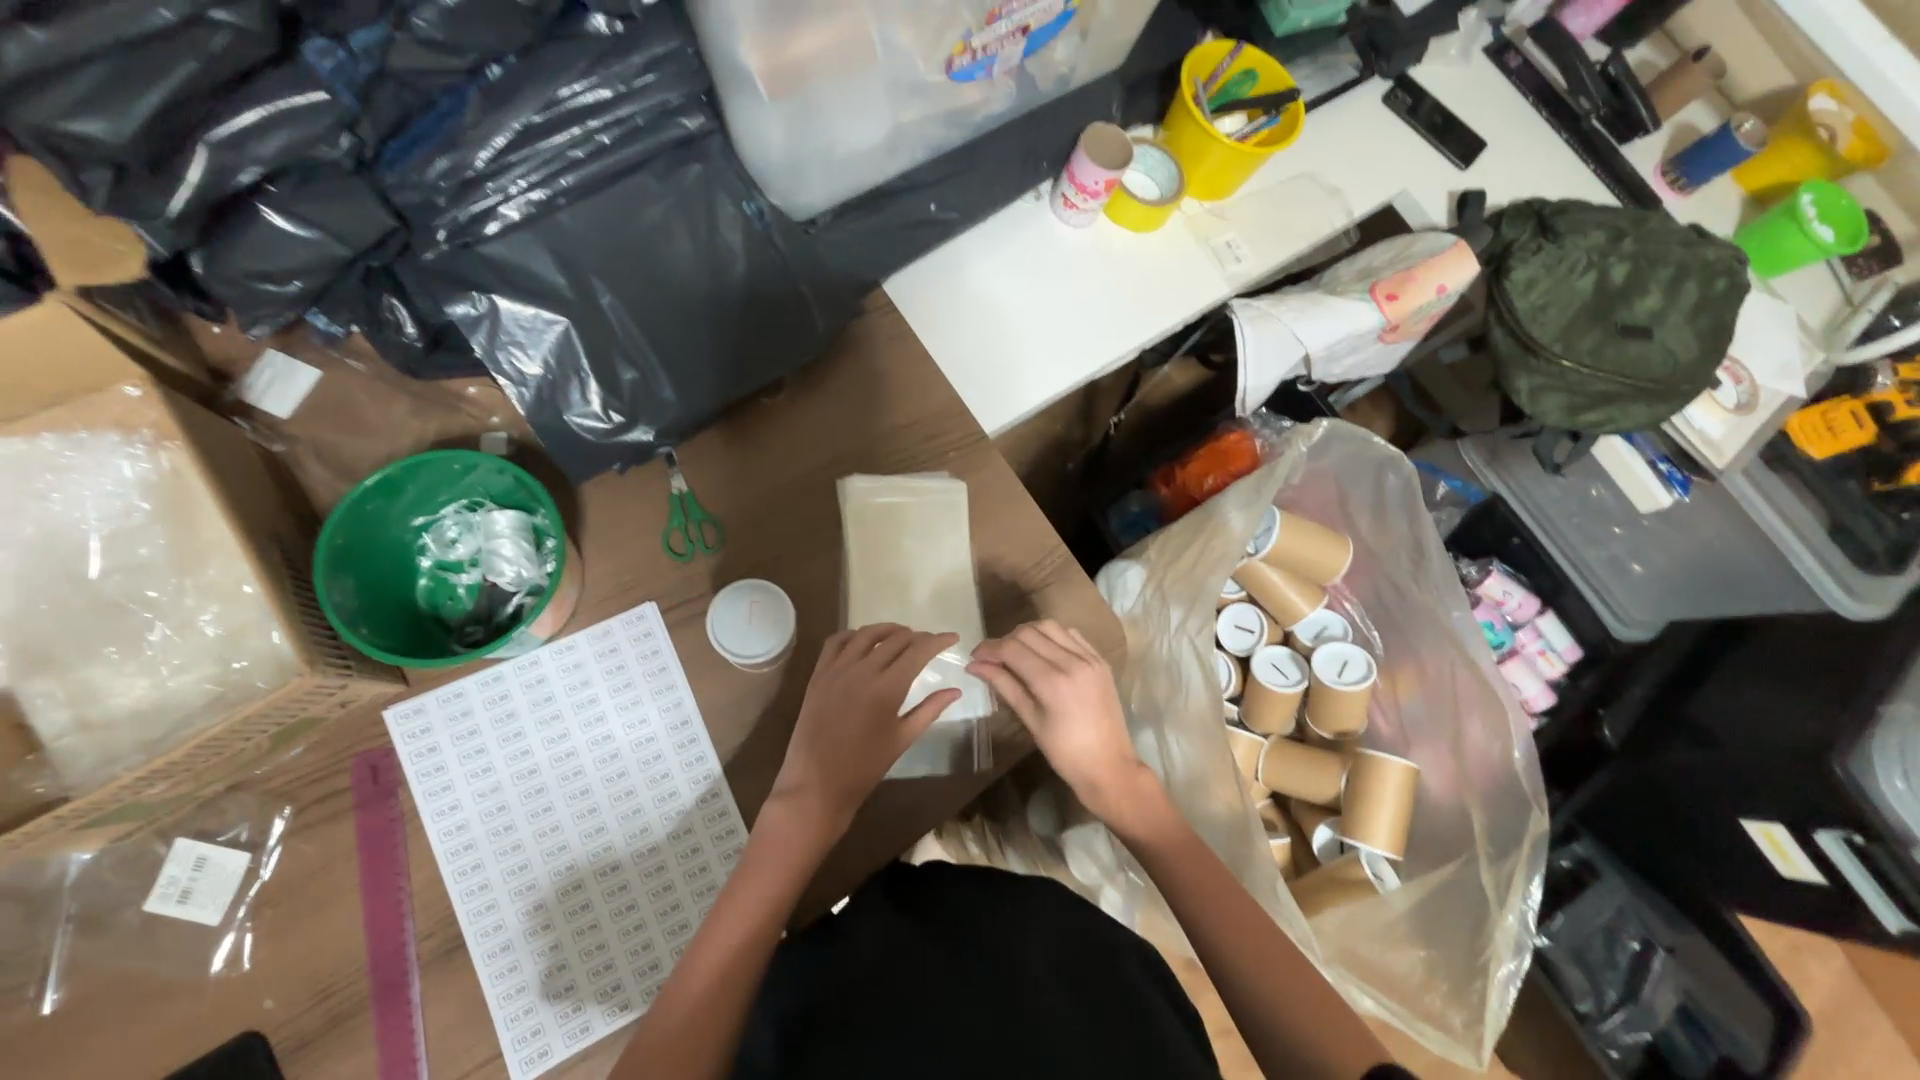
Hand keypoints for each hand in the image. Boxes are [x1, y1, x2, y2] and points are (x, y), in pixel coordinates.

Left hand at [770, 624, 961, 836]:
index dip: (938, 641)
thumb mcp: (903, 739)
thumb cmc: (865, 767)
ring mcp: (836, 670)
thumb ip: (930, 710)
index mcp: (887, 688)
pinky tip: (863, 641)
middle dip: (917, 637)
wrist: (817, 783)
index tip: (952, 638)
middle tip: (929, 643)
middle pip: (895, 639)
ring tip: (901, 635)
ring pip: (866, 634)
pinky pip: (836, 642)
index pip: (918, 651)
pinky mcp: (818, 675)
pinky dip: (854, 635)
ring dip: (888, 630)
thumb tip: (955, 690)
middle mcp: (862, 670)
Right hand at [967, 621, 1158, 825]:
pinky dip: (1052, 636)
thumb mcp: (1031, 720)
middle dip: (1005, 640)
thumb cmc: (1065, 752)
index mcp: (1053, 682)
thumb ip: (1005, 686)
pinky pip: (1071, 634)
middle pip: (1029, 632)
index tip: (974, 657)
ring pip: (1050, 626)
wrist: (1109, 765)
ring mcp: (1090, 658)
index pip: (1012, 649)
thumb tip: (976, 666)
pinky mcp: (1101, 660)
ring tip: (1017, 652)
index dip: (989, 649)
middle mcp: (1072, 662)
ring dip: (1028, 634)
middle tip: (993, 658)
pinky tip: (1043, 651)